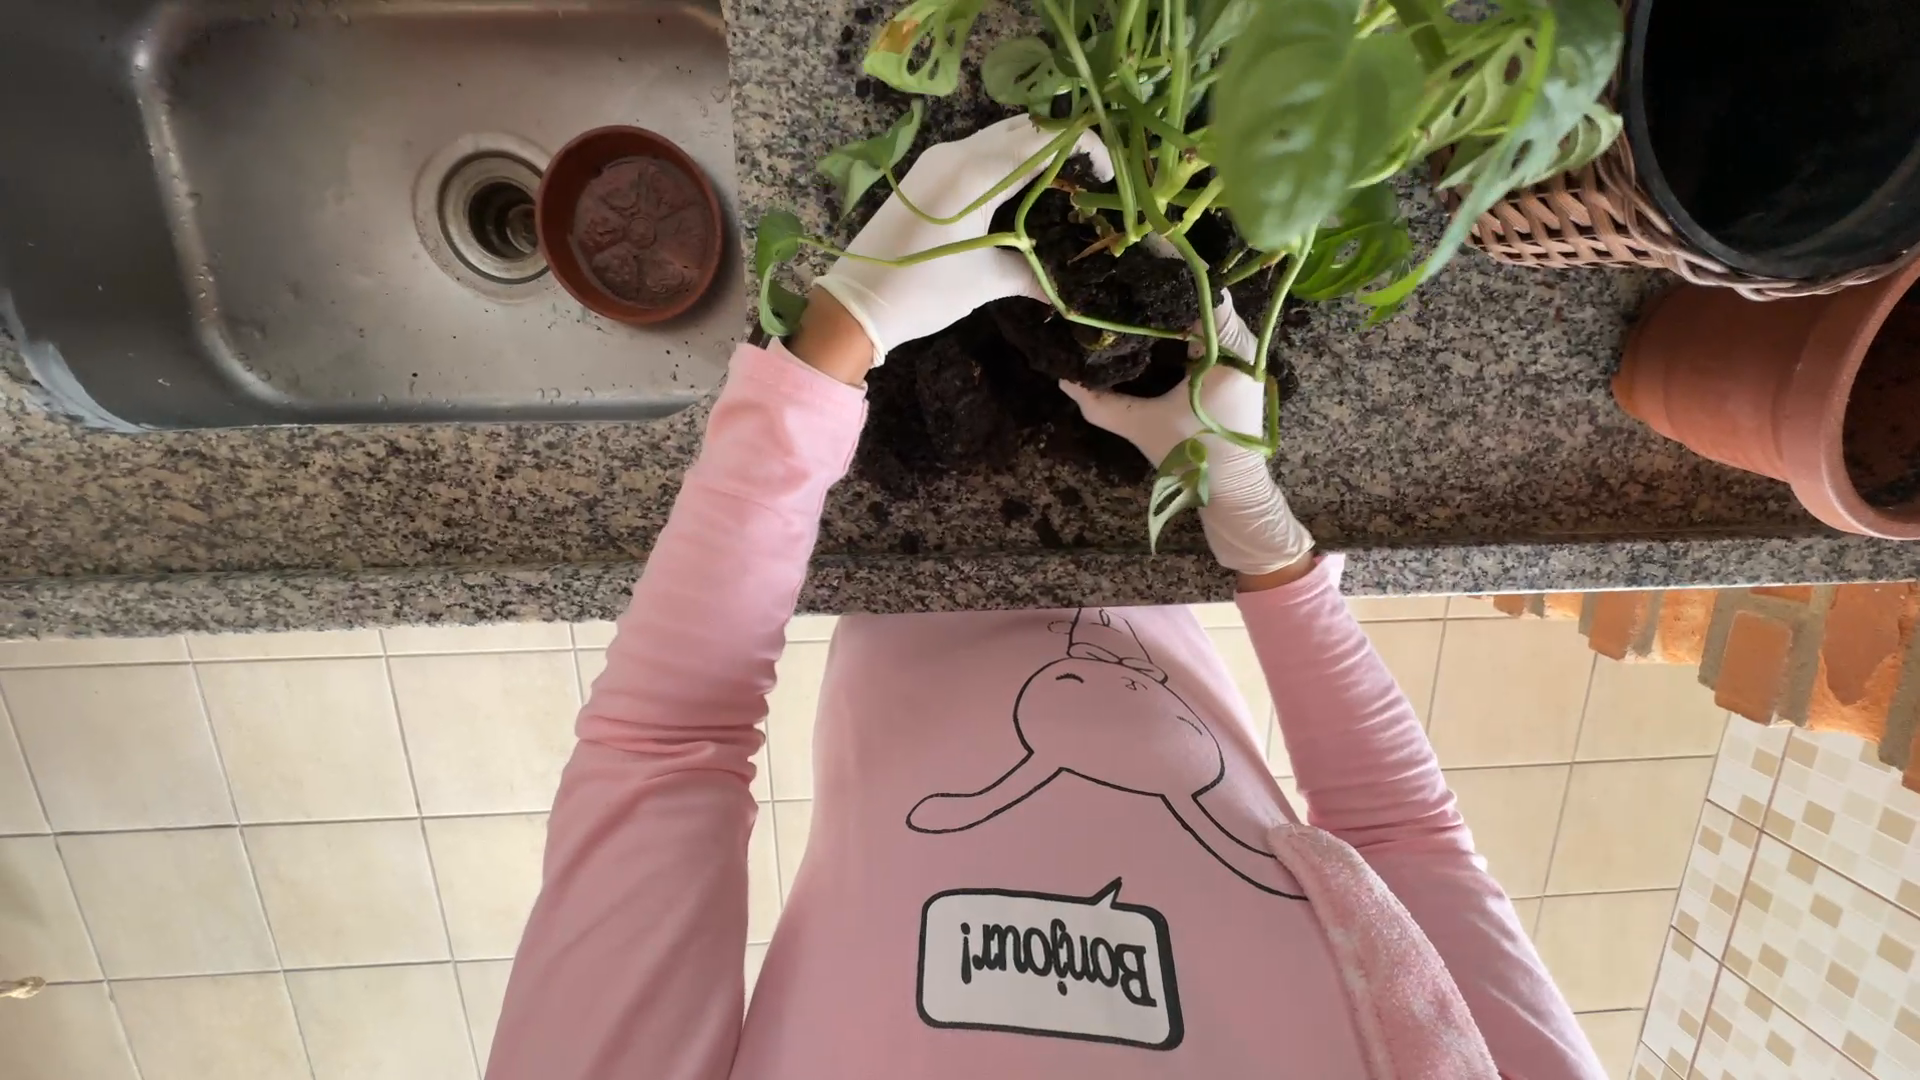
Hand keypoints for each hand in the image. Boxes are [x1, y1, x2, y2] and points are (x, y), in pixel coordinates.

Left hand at [816, 116, 1107, 365]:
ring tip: (1059, 188)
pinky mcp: (926, 174)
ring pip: (999, 138)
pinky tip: (1020, 194)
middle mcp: (957, 152)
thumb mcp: (984, 282)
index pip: (1044, 141)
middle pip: (1023, 130)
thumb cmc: (923, 292)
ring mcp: (938, 159)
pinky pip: (976, 153)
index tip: (1109, 174)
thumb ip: (1029, 274)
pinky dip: (1005, 164)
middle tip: (1088, 181)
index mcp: (976, 173)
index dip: (1083, 151)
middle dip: (1061, 148)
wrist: (857, 302)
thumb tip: (1062, 290)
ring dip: (1032, 154)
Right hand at [1060, 293, 1314, 581]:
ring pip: (1210, 313)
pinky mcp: (1240, 368)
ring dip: (1178, 302)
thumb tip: (1064, 379)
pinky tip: (1157, 322)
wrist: (1233, 492)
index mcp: (1230, 352)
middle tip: (1128, 272)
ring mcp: (1247, 356)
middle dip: (1169, 284)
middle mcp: (1245, 346)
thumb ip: (1101, 403)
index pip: (1204, 291)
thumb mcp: (1140, 426)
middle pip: (1206, 297)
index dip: (1170, 271)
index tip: (1135, 261)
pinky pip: (1213, 332)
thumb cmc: (1193, 457)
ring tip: (1138, 291)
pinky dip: (1187, 323)